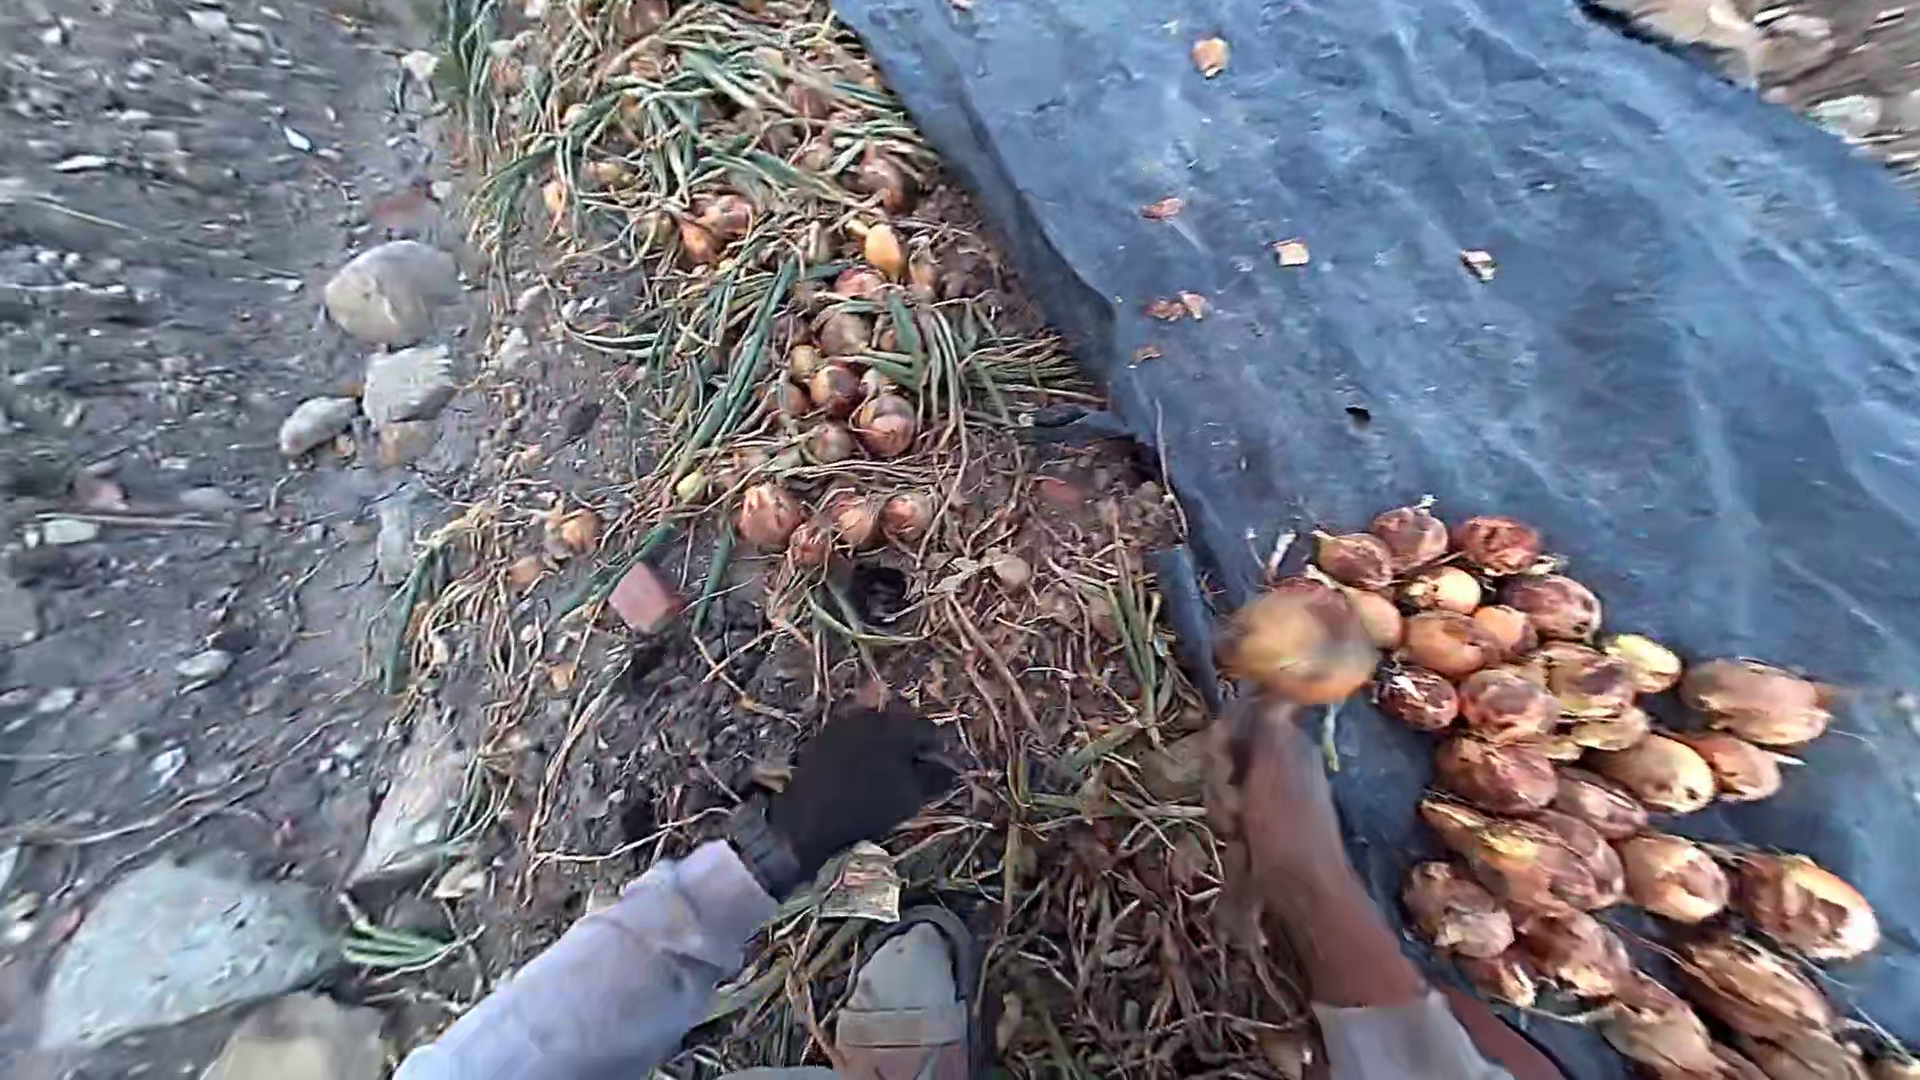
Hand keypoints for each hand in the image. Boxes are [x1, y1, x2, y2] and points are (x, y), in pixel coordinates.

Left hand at [762, 703, 954, 886]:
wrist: (808, 818)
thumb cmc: (867, 807)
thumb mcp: (910, 796)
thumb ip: (935, 777)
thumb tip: (953, 768)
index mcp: (898, 726)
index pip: (930, 730)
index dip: (943, 747)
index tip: (948, 763)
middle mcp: (873, 714)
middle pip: (904, 721)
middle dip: (916, 739)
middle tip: (922, 763)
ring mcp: (846, 721)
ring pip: (879, 724)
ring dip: (891, 739)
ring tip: (894, 764)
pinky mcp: (826, 734)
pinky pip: (855, 731)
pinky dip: (867, 743)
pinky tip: (867, 762)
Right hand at [1209, 698, 1425, 1006]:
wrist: (1302, 890)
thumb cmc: (1287, 826)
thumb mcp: (1275, 766)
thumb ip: (1268, 724)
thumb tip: (1273, 681)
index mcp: (1286, 743)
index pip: (1236, 719)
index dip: (1221, 737)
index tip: (1224, 760)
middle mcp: (1277, 762)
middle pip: (1223, 750)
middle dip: (1219, 776)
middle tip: (1235, 801)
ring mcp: (1266, 791)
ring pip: (1220, 779)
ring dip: (1221, 802)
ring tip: (1238, 825)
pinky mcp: (1256, 817)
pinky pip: (1225, 804)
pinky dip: (1225, 819)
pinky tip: (1237, 836)